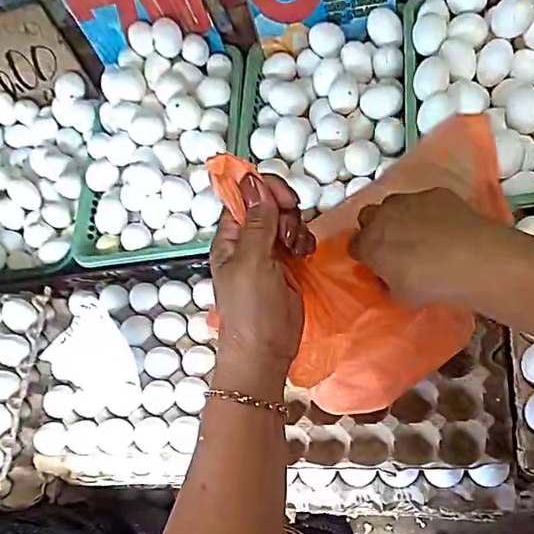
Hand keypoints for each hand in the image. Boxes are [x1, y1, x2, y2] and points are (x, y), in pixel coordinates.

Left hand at [211, 173, 312, 385]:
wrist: (266, 351)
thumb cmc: (251, 311)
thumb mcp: (252, 262)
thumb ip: (257, 221)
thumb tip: (253, 181)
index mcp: (229, 238)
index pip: (243, 196)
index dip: (263, 190)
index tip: (282, 200)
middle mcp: (247, 241)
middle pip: (269, 204)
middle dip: (284, 211)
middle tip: (287, 234)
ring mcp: (268, 253)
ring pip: (286, 221)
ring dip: (296, 228)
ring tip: (295, 251)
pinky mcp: (287, 266)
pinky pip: (298, 239)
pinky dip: (304, 242)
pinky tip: (304, 255)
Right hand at [351, 188, 505, 306]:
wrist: (473, 258)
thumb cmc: (431, 284)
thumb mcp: (402, 297)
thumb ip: (387, 284)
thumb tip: (387, 278)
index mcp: (369, 245)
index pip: (354, 245)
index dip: (364, 254)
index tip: (375, 263)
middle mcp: (383, 217)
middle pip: (367, 216)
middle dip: (374, 228)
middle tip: (391, 244)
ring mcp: (409, 200)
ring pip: (393, 203)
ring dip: (397, 216)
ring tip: (418, 232)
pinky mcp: (435, 193)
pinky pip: (423, 200)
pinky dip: (427, 211)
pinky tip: (443, 226)